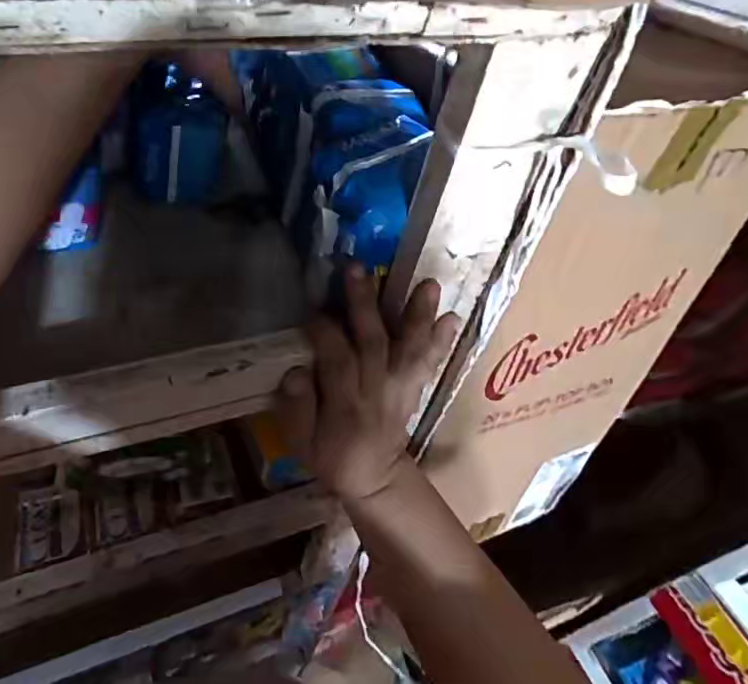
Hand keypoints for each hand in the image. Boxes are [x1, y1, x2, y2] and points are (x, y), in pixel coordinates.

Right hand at [277, 267, 460, 502]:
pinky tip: (452, 317)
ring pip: (409, 350)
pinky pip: (428, 362)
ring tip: (429, 284)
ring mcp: (400, 389)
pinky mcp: (414, 387)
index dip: (325, 333)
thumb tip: (294, 373)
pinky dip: (441, 340)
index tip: (313, 309)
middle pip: (373, 345)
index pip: (336, 362)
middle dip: (364, 305)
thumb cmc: (331, 456)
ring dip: (418, 315)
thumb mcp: (302, 443)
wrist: (375, 479)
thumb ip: (297, 409)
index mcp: (346, 407)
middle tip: (356, 268)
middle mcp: (377, 393)